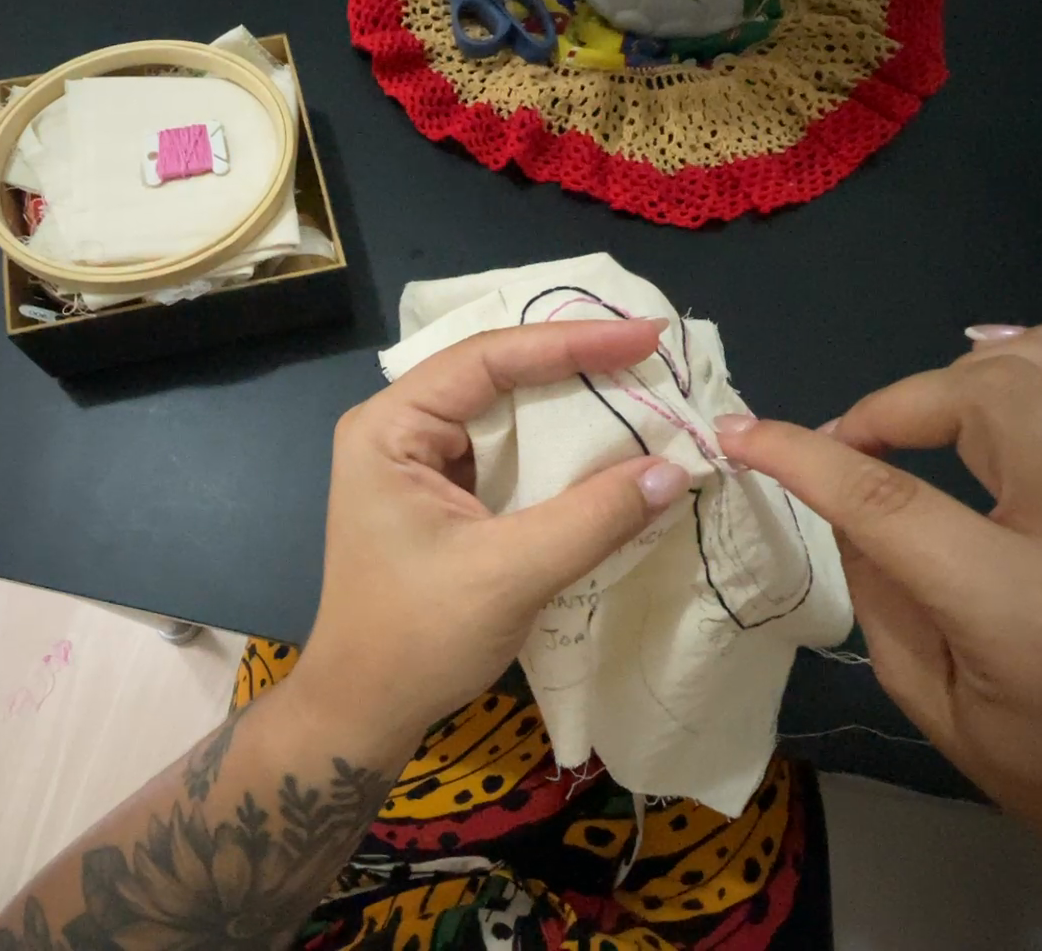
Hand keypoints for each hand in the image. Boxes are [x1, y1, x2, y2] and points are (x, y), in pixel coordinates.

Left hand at [290, 320, 690, 743]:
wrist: (365, 705)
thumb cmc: (418, 639)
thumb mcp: (510, 575)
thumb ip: (594, 517)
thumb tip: (676, 468)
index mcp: (390, 428)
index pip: (487, 359)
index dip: (570, 342)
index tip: (644, 336)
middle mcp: (397, 428)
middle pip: (493, 374)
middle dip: (571, 364)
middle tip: (648, 354)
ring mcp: (416, 459)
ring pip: (501, 410)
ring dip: (566, 404)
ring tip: (637, 388)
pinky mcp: (438, 490)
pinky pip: (503, 450)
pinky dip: (552, 447)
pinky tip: (600, 442)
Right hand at [715, 321, 1041, 947]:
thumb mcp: (921, 689)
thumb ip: (874, 573)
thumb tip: (838, 479)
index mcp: (1036, 619)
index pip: (889, 500)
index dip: (798, 453)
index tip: (742, 432)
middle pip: (1000, 399)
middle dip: (902, 402)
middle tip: (868, 439)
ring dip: (999, 362)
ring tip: (949, 394)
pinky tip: (1041, 371)